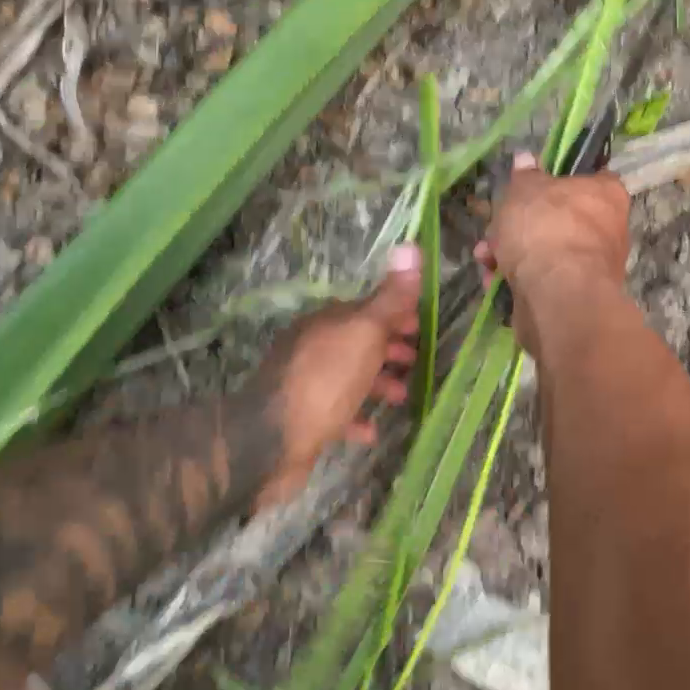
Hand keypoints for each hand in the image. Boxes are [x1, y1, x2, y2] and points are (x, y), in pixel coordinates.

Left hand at [254, 244, 421, 506]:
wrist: (267, 442)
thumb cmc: (324, 381)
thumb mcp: (364, 332)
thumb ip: (391, 297)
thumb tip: (410, 246)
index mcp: (327, 323)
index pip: (368, 309)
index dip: (398, 316)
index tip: (422, 329)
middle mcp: (313, 348)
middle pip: (359, 342)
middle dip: (390, 349)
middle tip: (416, 363)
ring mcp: (305, 385)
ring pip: (350, 377)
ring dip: (378, 383)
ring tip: (402, 398)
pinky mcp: (302, 420)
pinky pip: (337, 413)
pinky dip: (357, 417)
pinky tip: (371, 430)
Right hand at [474, 153, 630, 354]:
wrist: (559, 295)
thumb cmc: (547, 228)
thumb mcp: (526, 190)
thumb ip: (525, 175)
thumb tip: (526, 158)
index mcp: (607, 194)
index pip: (591, 177)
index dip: (560, 179)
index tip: (532, 185)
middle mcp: (609, 229)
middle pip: (560, 218)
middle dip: (520, 224)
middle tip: (496, 227)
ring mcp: (594, 265)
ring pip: (547, 250)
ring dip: (512, 252)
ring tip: (486, 257)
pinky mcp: (576, 295)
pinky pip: (545, 279)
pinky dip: (519, 279)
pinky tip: (494, 281)